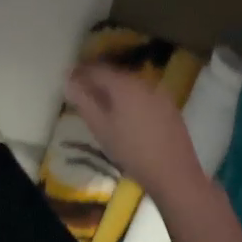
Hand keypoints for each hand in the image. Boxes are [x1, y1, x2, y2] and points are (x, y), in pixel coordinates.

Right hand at [63, 63, 203, 197]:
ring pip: (130, 84)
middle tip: (80, 90)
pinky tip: (123, 112)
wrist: (173, 173)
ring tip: (100, 102)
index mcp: (124, 85)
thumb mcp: (99, 126)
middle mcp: (144, 83)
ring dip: (113, 88)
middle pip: (115, 74)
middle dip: (96, 79)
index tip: (67, 77)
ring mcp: (160, 94)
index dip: (80, 71)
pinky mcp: (169, 107)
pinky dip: (128, 97)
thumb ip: (83, 101)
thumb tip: (69, 81)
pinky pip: (142, 94)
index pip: (97, 69)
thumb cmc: (130, 150)